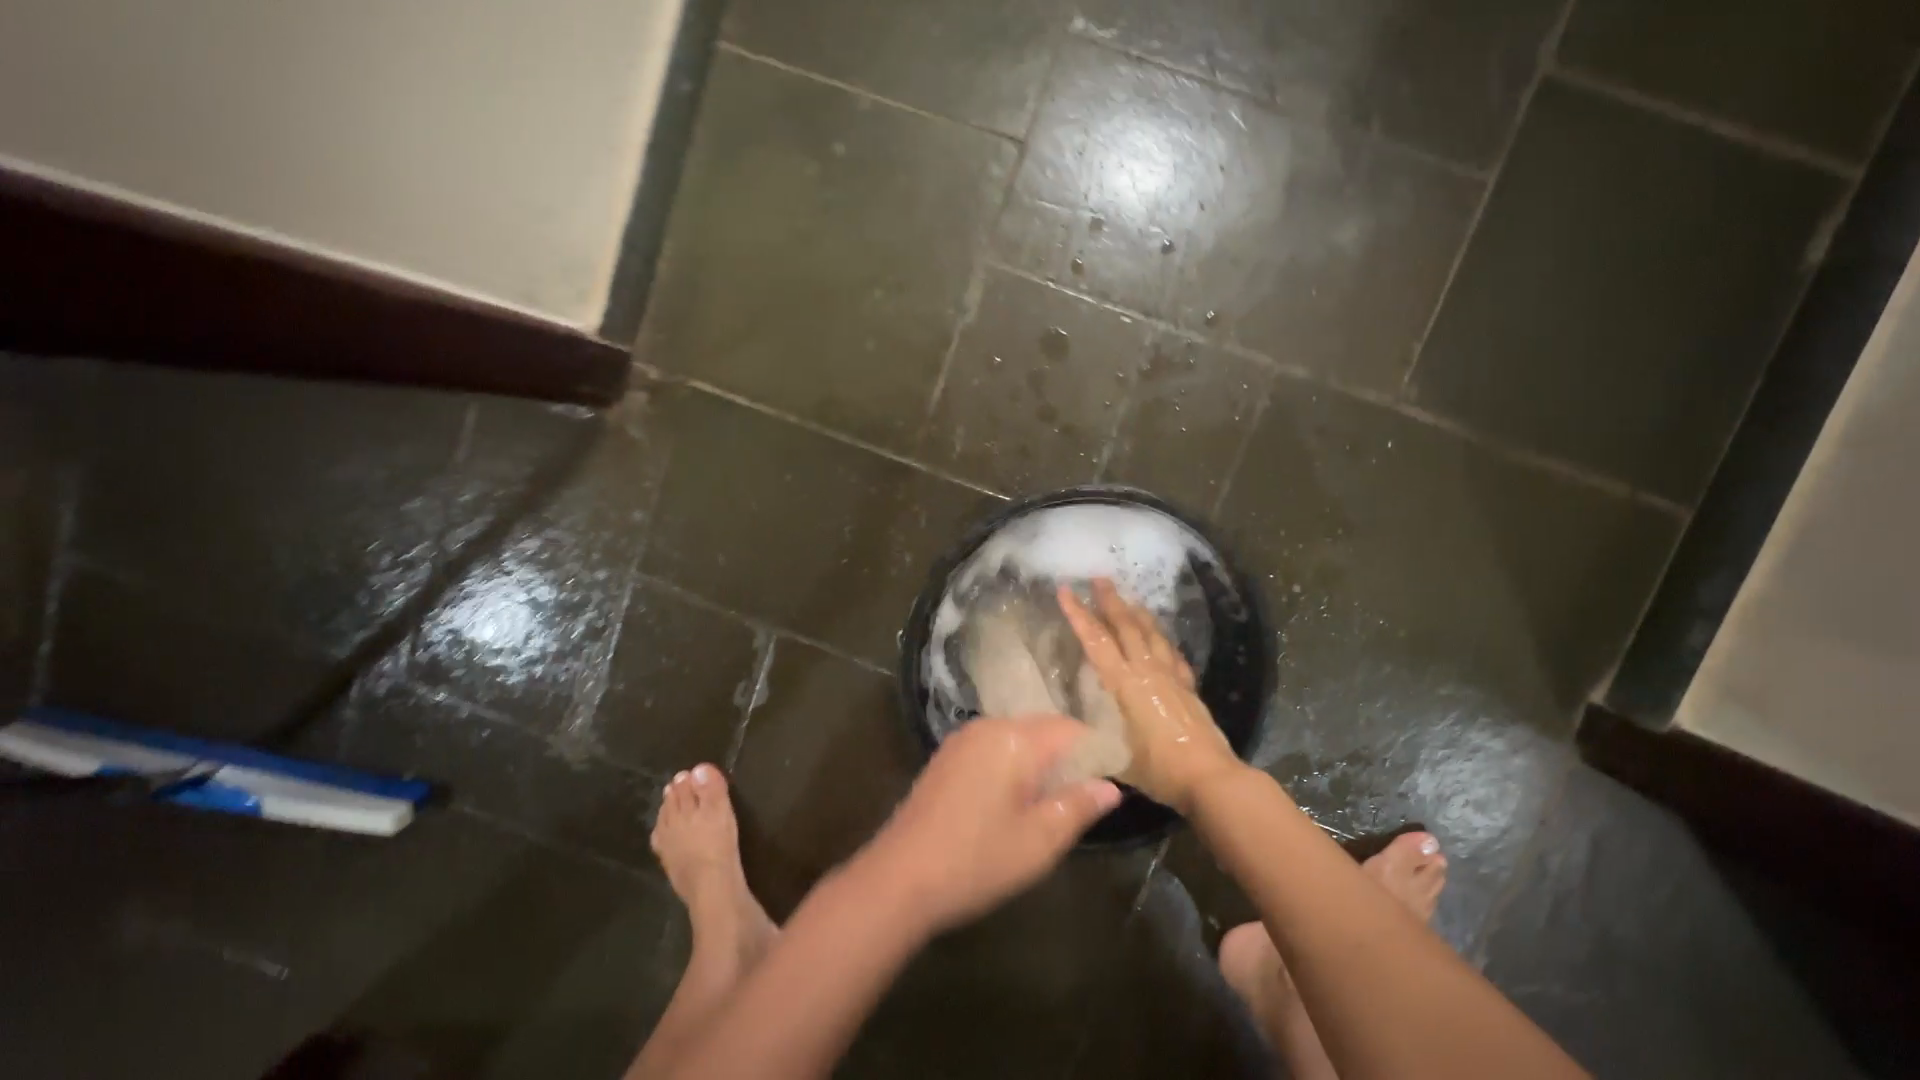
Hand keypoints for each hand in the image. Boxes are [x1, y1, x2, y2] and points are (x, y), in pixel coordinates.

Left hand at [855, 714, 1121, 934]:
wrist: (897, 880)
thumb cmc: (976, 861)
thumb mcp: (1039, 841)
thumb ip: (1078, 806)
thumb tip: (1110, 786)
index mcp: (1015, 739)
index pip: (1072, 729)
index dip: (1100, 751)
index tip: (1119, 778)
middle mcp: (988, 727)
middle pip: (1044, 729)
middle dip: (1071, 756)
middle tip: (1092, 795)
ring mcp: (962, 741)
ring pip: (1018, 739)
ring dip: (1042, 763)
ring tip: (1060, 802)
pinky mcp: (945, 760)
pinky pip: (994, 750)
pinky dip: (1015, 767)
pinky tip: (1019, 801)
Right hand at [1057, 579, 1242, 813]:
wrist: (1209, 778)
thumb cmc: (1157, 769)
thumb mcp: (1114, 755)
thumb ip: (1091, 737)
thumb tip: (1067, 730)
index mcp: (1124, 683)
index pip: (1096, 641)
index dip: (1079, 614)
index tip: (1066, 590)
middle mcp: (1148, 672)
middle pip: (1127, 627)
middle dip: (1111, 601)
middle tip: (1100, 578)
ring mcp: (1172, 677)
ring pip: (1152, 635)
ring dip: (1138, 614)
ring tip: (1129, 599)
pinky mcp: (1189, 688)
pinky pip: (1172, 654)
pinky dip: (1162, 640)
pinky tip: (1161, 639)